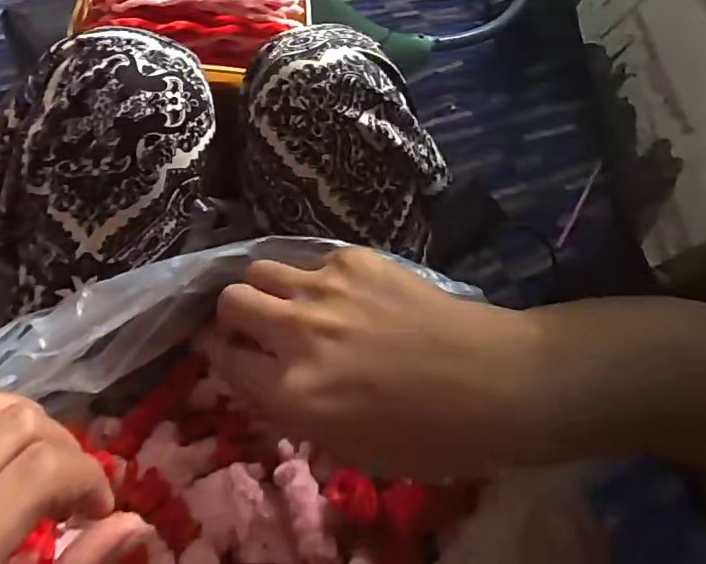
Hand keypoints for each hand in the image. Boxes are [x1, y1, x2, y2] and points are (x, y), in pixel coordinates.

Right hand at [204, 248, 538, 479]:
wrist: (488, 378)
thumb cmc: (424, 434)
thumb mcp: (347, 447)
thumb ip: (291, 410)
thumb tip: (258, 378)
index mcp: (294, 393)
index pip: (224, 361)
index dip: (217, 354)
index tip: (222, 349)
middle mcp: (297, 333)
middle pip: (231, 301)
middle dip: (230, 314)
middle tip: (249, 323)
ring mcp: (324, 287)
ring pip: (260, 267)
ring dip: (263, 286)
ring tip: (285, 299)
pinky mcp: (351, 258)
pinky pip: (310, 260)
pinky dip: (312, 278)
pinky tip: (341, 293)